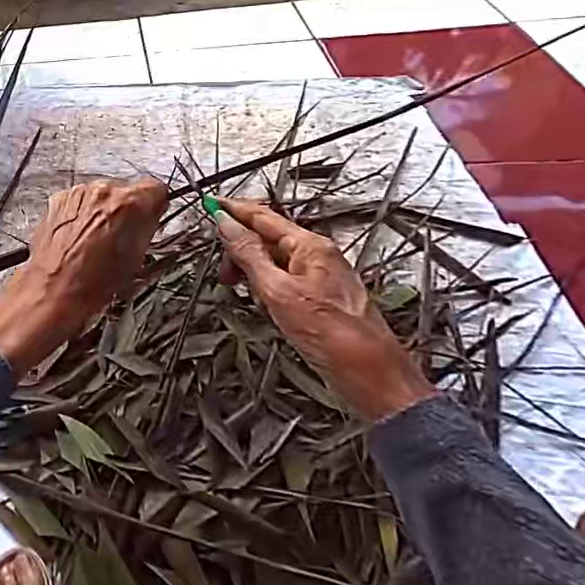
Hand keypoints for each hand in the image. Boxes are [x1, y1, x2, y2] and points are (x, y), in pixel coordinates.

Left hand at [0, 178, 166, 371]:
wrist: (54, 289)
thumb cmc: (93, 282)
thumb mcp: (137, 257)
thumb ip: (147, 227)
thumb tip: (151, 215)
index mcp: (130, 203)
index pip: (155, 188)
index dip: (155, 204)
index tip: (152, 214)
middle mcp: (103, 191)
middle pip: (126, 190)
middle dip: (127, 209)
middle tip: (124, 234)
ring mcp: (79, 194)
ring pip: (101, 194)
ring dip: (103, 211)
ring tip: (99, 240)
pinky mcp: (59, 199)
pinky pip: (79, 200)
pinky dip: (82, 213)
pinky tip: (81, 238)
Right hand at [213, 197, 434, 420]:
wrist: (375, 380)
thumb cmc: (334, 338)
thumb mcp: (278, 292)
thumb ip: (249, 254)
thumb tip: (225, 223)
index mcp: (310, 246)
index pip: (262, 216)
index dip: (233, 209)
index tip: (209, 204)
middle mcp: (318, 255)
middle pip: (268, 236)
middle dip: (239, 247)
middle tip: (222, 268)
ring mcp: (321, 276)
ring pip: (274, 258)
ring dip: (250, 267)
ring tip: (237, 287)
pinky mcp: (322, 298)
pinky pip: (284, 277)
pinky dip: (265, 282)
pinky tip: (259, 299)